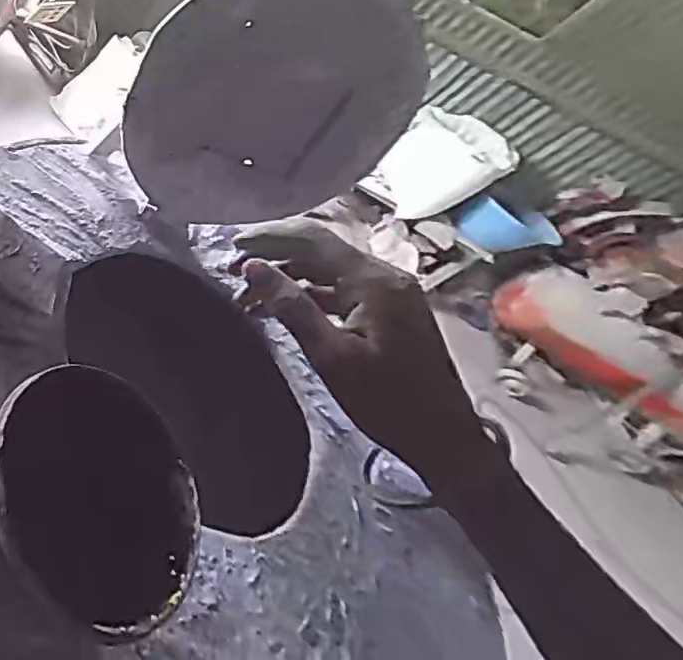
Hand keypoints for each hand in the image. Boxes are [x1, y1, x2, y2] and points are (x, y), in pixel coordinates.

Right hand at [237, 217, 499, 490]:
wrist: (448, 443)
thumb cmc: (389, 403)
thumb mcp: (331, 356)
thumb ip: (292, 306)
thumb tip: (253, 267)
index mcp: (375, 281)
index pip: (313, 240)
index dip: (270, 238)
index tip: (234, 246)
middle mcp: (386, 276)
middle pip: (321, 249)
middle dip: (276, 254)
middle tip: (236, 267)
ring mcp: (392, 292)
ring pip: (330, 268)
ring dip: (291, 274)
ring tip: (253, 292)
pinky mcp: (392, 309)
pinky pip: (342, 287)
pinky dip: (311, 291)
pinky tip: (286, 306)